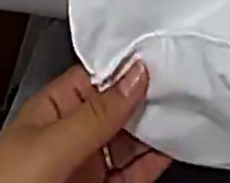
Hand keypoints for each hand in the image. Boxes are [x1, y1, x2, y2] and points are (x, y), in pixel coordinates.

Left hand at [0, 59, 171, 182]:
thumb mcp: (49, 146)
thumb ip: (95, 113)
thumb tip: (133, 75)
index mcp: (50, 110)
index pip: (98, 76)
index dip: (128, 66)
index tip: (159, 58)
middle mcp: (68, 136)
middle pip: (117, 107)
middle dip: (147, 96)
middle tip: (179, 83)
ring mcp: (82, 168)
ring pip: (127, 141)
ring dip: (154, 128)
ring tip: (181, 111)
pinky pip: (129, 174)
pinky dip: (152, 161)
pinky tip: (168, 149)